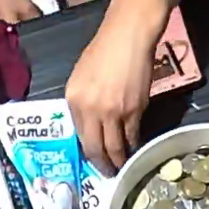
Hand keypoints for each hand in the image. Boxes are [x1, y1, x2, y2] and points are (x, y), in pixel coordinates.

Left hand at [67, 3, 157, 174]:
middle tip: (109, 174)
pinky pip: (132, 137)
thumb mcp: (82, 77)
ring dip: (119, 161)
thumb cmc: (105, 51)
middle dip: (103, 166)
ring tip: (123, 166)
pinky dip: (133, 145)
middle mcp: (90, 109)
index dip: (89, 154)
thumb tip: (90, 128)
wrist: (129, 34)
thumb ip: (83, 104)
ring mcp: (112, 112)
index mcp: (73, 99)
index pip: (80, 137)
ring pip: (115, 148)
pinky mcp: (133, 111)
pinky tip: (134, 148)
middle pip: (95, 149)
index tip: (95, 161)